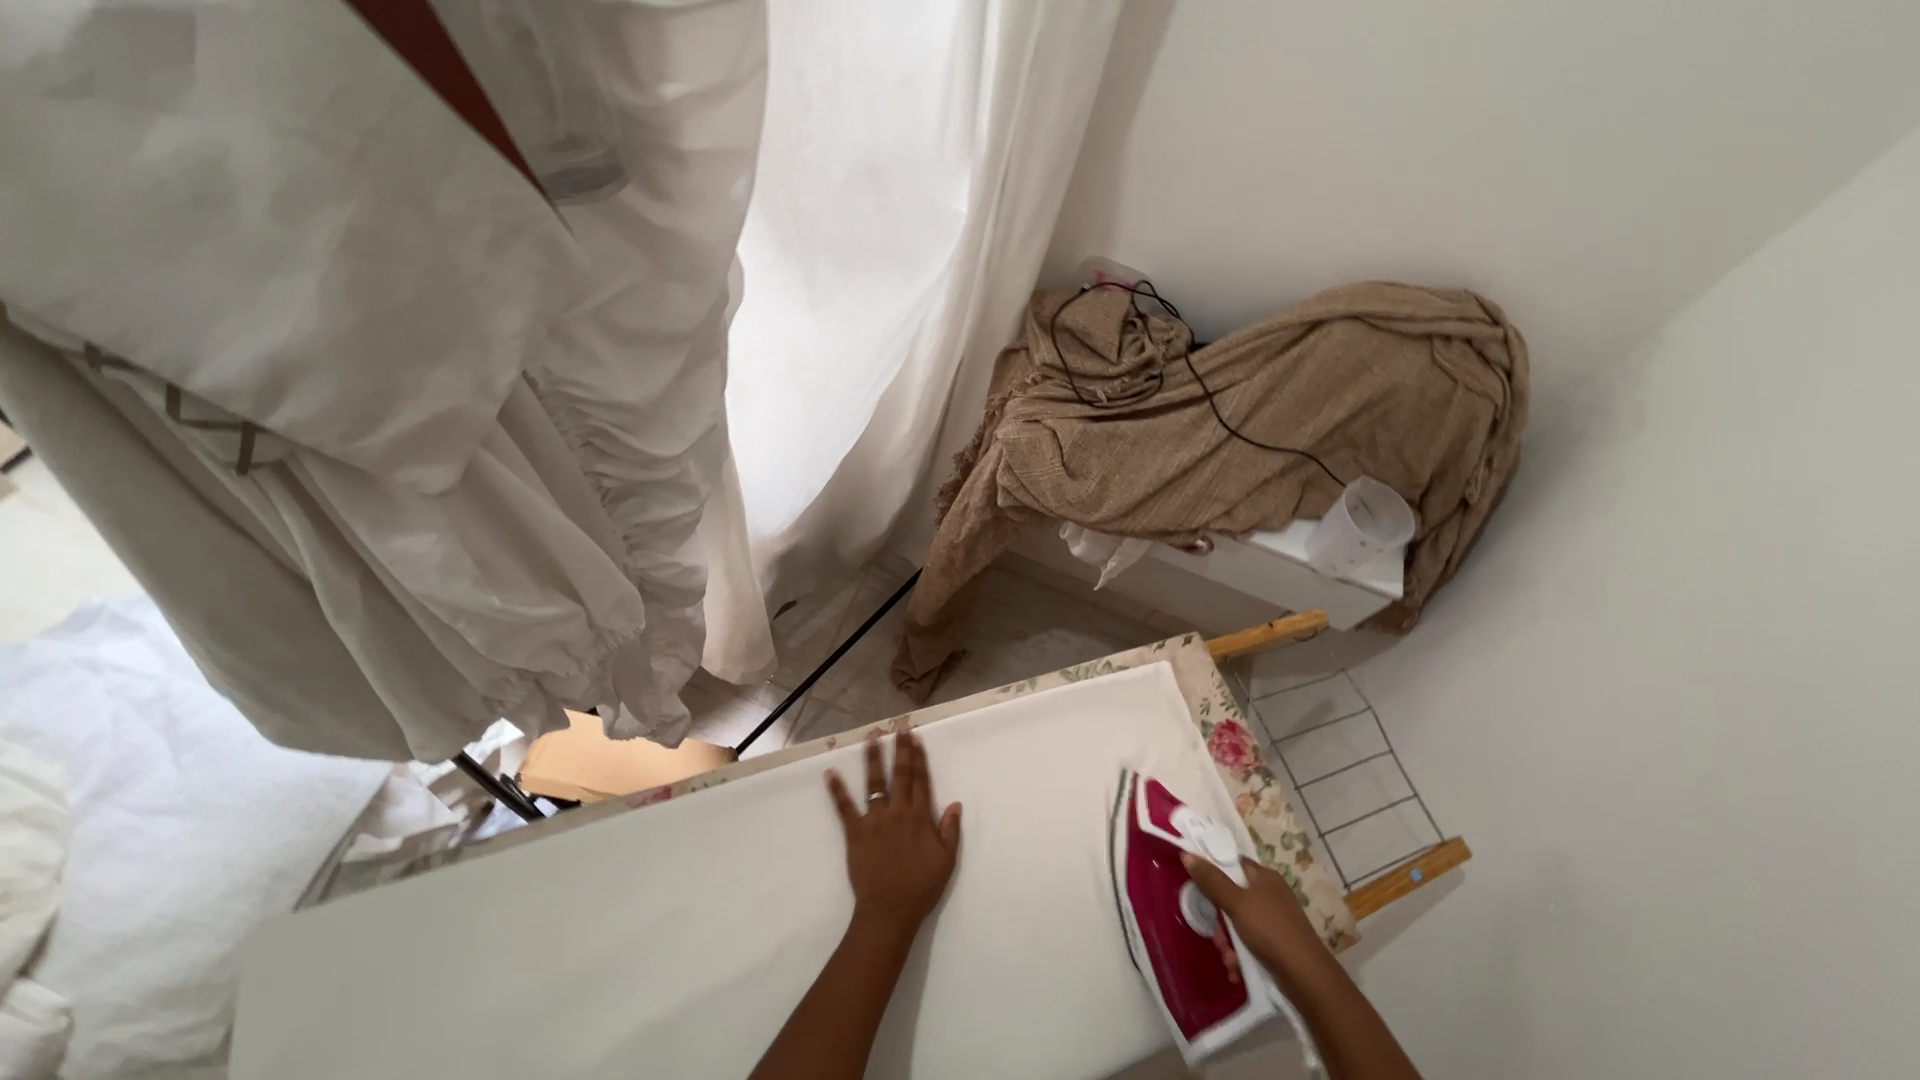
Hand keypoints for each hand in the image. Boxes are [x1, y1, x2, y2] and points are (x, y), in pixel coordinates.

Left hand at [826, 726, 962, 935]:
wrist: (890, 910)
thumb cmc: (921, 886)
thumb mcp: (947, 860)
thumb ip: (950, 830)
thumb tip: (955, 803)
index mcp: (921, 817)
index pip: (921, 780)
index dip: (919, 757)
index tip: (916, 737)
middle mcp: (898, 811)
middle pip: (899, 774)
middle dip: (900, 748)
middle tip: (898, 726)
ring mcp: (875, 820)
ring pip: (874, 782)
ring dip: (872, 759)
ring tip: (870, 738)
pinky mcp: (855, 832)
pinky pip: (844, 807)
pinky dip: (836, 790)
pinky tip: (830, 773)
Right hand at [1182, 853, 1331, 985]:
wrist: (1306, 976)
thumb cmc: (1270, 930)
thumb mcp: (1236, 903)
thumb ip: (1211, 880)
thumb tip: (1187, 854)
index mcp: (1264, 877)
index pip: (1232, 864)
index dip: (1213, 874)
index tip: (1200, 890)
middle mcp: (1269, 894)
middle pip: (1231, 898)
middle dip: (1220, 922)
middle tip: (1218, 937)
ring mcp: (1273, 920)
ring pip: (1237, 924)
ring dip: (1228, 944)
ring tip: (1230, 960)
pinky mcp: (1275, 943)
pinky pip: (1248, 942)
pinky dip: (1240, 955)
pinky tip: (1237, 969)